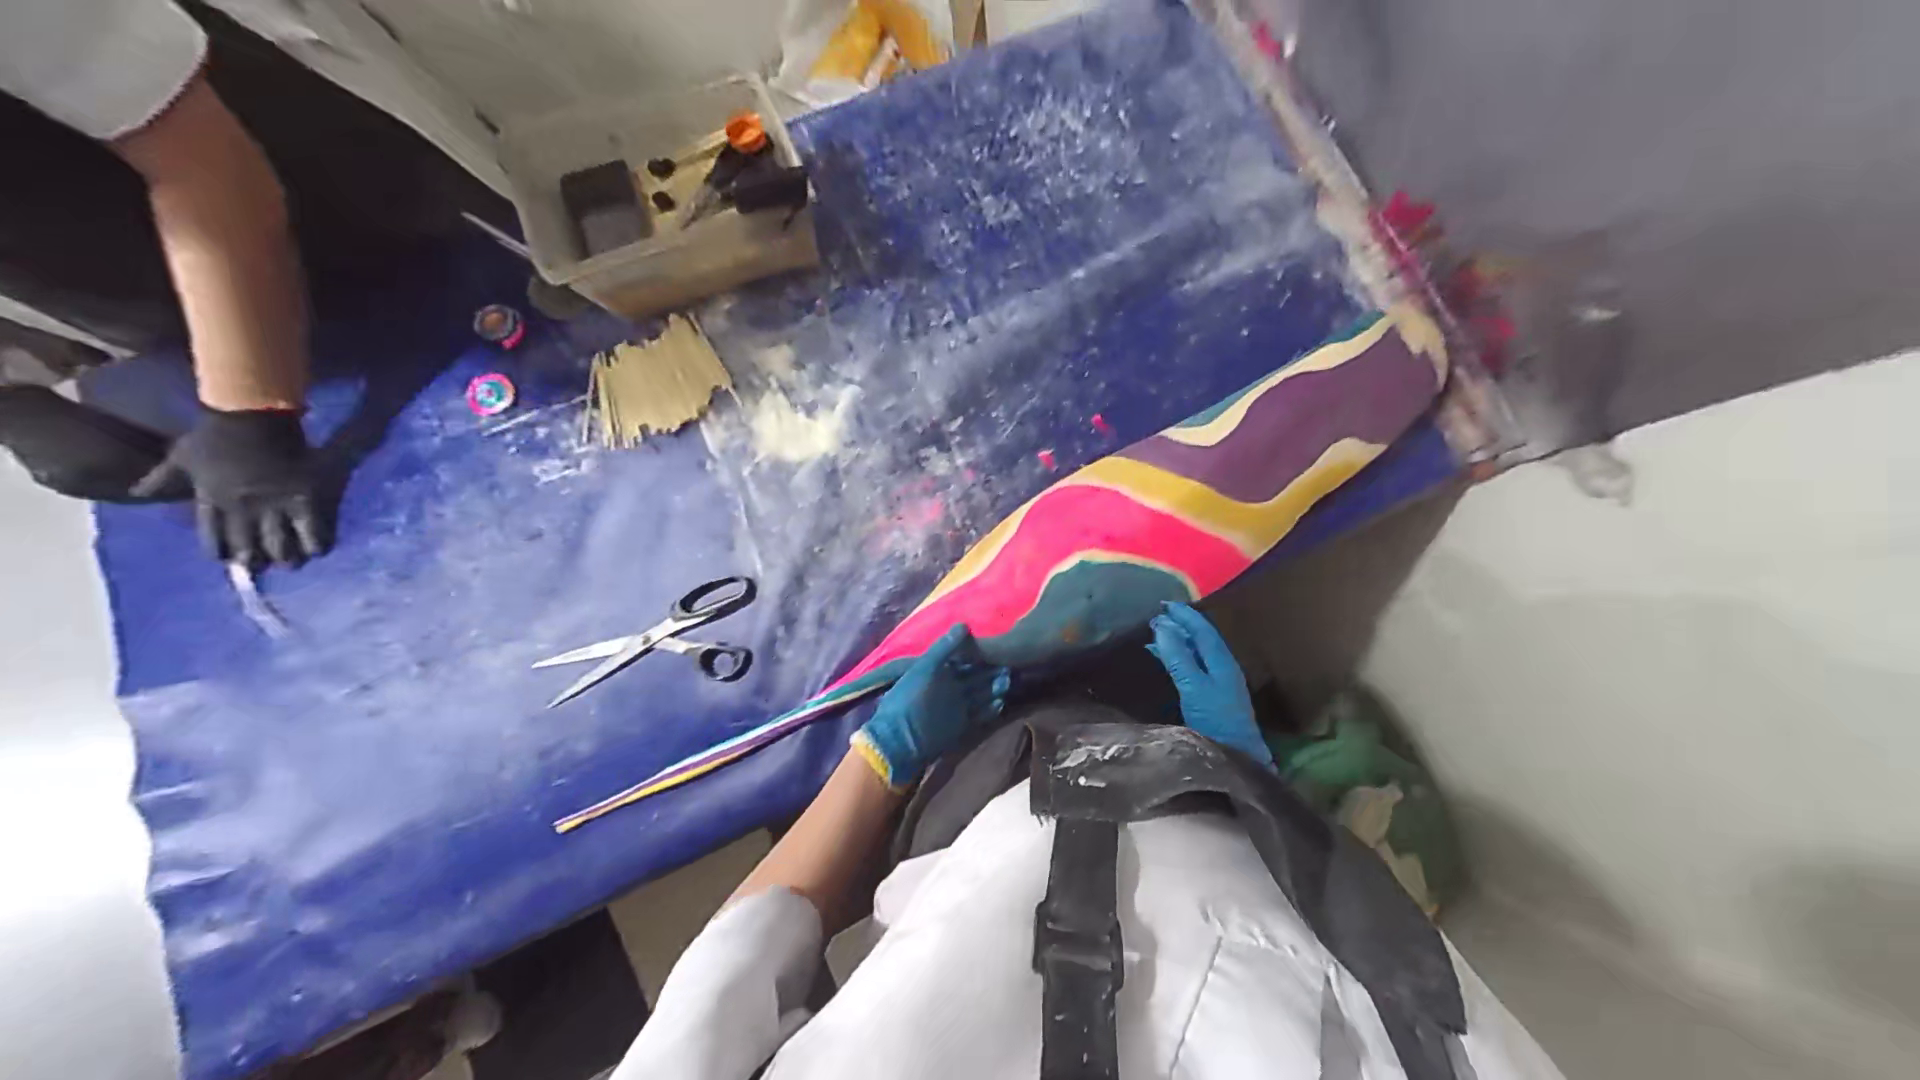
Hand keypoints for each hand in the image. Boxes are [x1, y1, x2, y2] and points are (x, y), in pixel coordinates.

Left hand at [133, 406, 332, 568]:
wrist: (251, 416)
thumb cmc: (214, 435)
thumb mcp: (180, 455)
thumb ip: (161, 477)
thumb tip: (133, 493)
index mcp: (210, 500)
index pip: (212, 535)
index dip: (219, 551)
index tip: (226, 561)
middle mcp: (241, 508)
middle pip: (247, 543)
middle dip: (254, 559)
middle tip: (262, 569)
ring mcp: (273, 504)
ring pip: (279, 540)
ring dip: (285, 556)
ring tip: (291, 565)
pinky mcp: (302, 497)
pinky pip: (311, 526)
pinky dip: (315, 540)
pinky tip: (319, 550)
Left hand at [852, 625, 1010, 788]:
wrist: (900, 740)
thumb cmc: (909, 699)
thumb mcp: (925, 667)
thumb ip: (944, 647)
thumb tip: (964, 624)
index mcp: (938, 671)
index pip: (964, 659)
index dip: (980, 654)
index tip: (999, 647)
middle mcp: (949, 688)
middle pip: (975, 677)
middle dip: (992, 671)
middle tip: (1011, 665)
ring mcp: (956, 707)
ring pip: (981, 694)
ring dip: (994, 689)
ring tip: (1009, 681)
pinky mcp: (961, 725)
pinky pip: (980, 715)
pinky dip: (990, 709)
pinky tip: (1001, 703)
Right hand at [1147, 602, 1274, 769]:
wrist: (1238, 757)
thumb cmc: (1216, 720)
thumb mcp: (1193, 686)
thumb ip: (1178, 656)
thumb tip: (1161, 624)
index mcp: (1222, 660)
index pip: (1203, 629)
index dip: (1184, 614)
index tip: (1163, 604)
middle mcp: (1223, 666)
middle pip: (1202, 638)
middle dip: (1181, 624)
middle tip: (1156, 617)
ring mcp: (1220, 681)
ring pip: (1198, 651)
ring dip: (1179, 640)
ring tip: (1157, 634)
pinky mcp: (1213, 695)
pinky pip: (1194, 664)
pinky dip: (1179, 656)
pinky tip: (1166, 660)